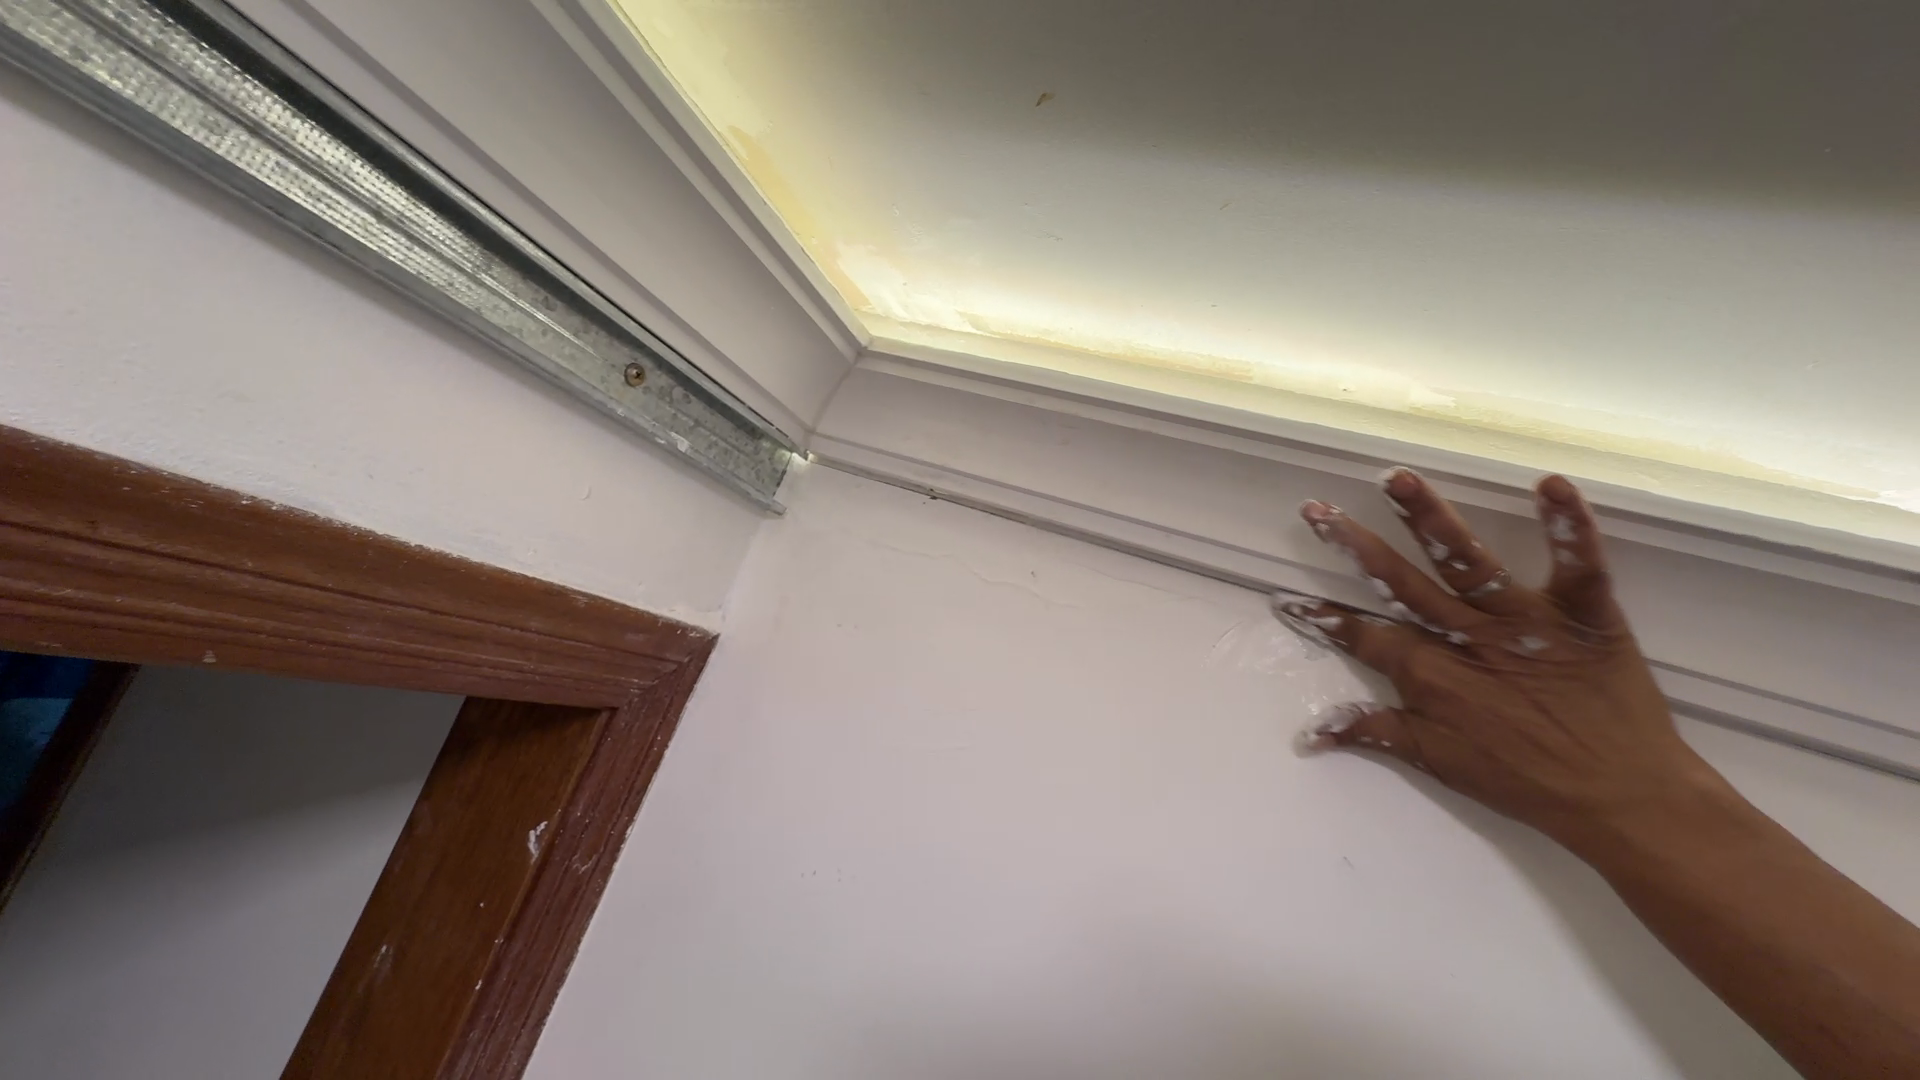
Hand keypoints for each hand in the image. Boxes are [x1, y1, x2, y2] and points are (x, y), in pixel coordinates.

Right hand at [1277, 469, 1730, 847]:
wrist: (1627, 798)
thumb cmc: (1526, 781)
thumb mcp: (1438, 761)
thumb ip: (1374, 732)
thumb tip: (1308, 733)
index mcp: (1432, 677)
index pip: (1364, 636)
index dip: (1323, 618)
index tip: (1287, 598)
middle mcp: (1469, 640)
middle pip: (1402, 585)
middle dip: (1355, 547)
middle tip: (1318, 510)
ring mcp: (1526, 624)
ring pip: (1468, 563)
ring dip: (1431, 519)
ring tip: (1398, 477)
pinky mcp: (1586, 617)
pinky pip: (1579, 568)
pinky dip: (1569, 528)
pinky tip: (1551, 484)